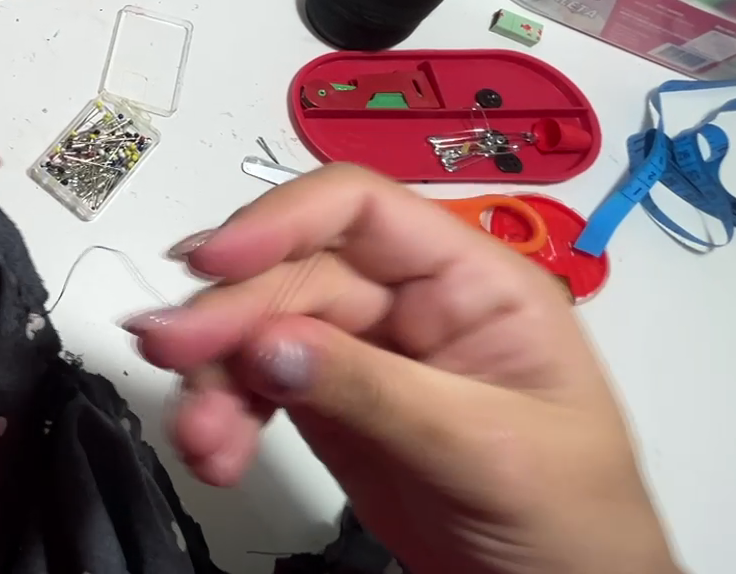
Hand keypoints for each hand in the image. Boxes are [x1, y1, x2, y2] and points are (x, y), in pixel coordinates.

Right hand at [126, 165, 677, 573]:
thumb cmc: (571, 526)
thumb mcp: (488, 453)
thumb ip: (374, 391)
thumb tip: (266, 347)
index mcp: (461, 278)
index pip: (355, 209)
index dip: (278, 219)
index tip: (210, 261)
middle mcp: (394, 293)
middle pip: (284, 273)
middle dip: (224, 317)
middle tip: (165, 351)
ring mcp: (348, 339)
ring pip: (251, 326)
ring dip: (211, 374)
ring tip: (196, 434)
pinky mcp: (313, 387)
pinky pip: (246, 377)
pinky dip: (219, 407)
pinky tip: (210, 446)